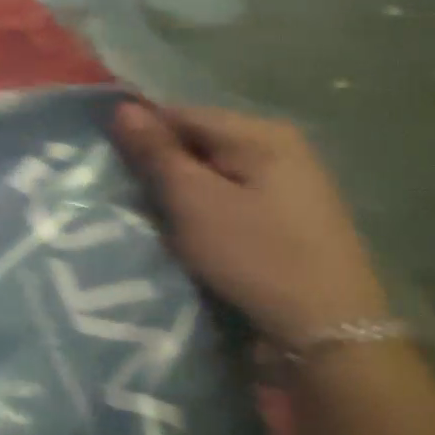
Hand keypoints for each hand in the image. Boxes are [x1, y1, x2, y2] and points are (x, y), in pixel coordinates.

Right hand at [113, 103, 389, 348]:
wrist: (328, 327)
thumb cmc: (255, 254)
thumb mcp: (193, 201)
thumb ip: (156, 152)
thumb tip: (123, 107)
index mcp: (260, 134)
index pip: (177, 113)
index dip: (137, 134)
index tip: (106, 163)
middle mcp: (280, 146)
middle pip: (195, 139)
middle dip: (158, 162)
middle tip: (126, 193)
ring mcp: (289, 179)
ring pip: (208, 168)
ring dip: (177, 187)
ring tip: (151, 213)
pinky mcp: (287, 211)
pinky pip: (227, 191)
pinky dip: (201, 204)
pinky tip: (187, 228)